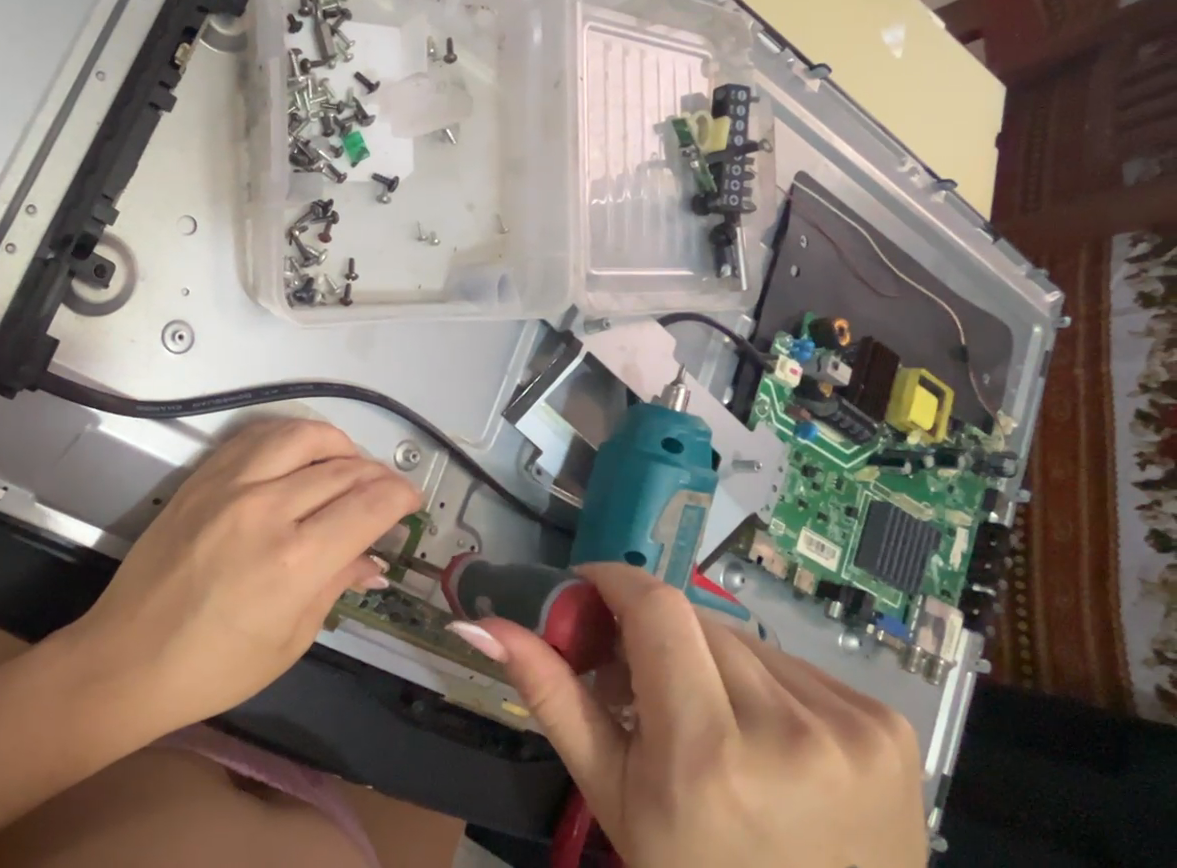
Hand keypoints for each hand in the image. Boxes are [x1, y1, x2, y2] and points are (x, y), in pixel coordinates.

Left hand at [65, 419, 419, 733]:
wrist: (130, 655)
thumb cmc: (216, 666)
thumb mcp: (290, 640)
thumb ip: (335, 585)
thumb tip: (373, 558)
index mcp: (296, 560)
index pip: (369, 504)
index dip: (401, 496)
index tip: (412, 502)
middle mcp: (266, 508)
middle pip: (341, 468)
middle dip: (377, 474)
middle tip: (388, 490)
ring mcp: (228, 485)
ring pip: (299, 435)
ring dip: (336, 442)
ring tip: (348, 462)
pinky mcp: (200, 477)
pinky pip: (254, 437)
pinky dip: (288, 436)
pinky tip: (299, 453)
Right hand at [459, 564, 927, 867]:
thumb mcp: (608, 789)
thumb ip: (548, 694)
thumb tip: (478, 621)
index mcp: (707, 750)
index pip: (656, 609)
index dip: (614, 580)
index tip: (587, 588)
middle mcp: (788, 727)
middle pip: (696, 622)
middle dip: (653, 633)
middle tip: (631, 676)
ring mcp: (850, 726)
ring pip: (746, 641)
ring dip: (708, 658)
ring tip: (698, 714)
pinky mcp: (892, 728)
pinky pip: (797, 667)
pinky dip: (762, 682)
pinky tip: (759, 732)